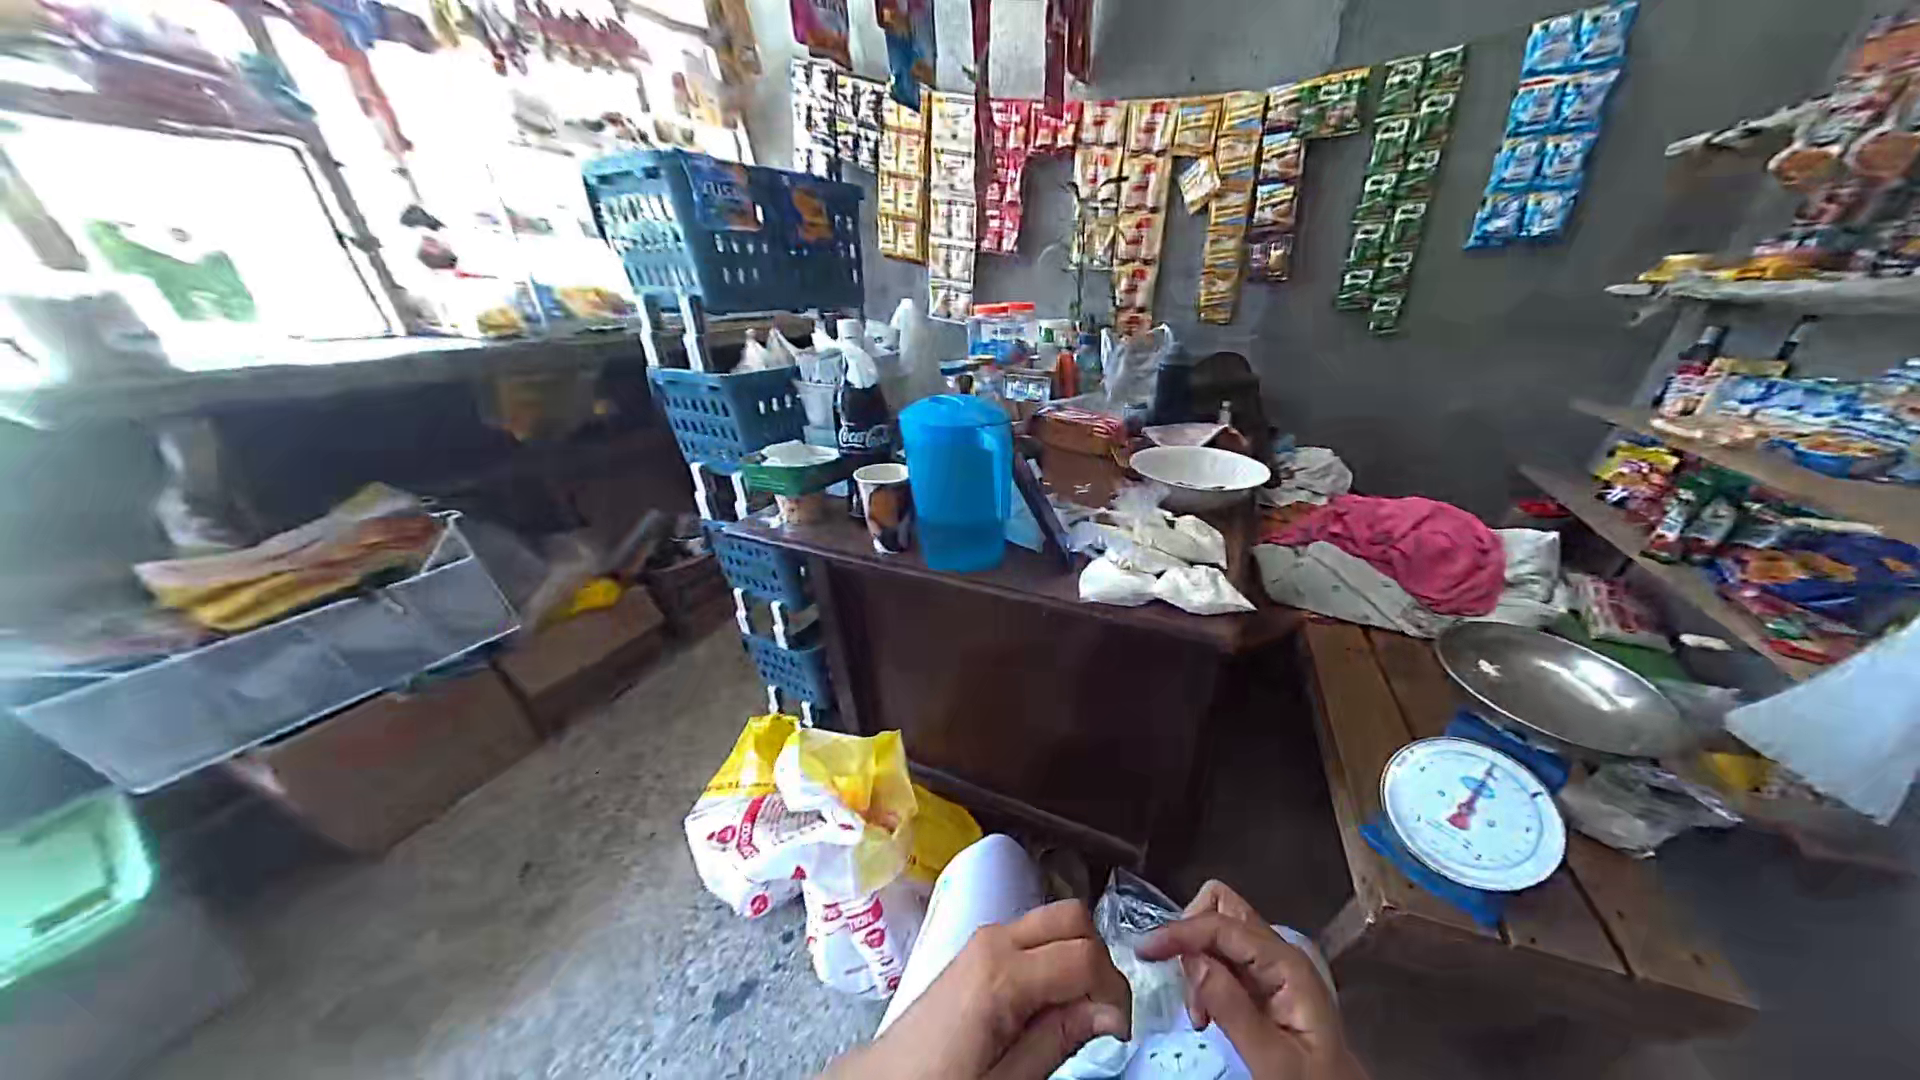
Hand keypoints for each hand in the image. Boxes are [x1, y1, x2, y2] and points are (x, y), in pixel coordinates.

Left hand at [823, 900, 1132, 1079]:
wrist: (889, 1078)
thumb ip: (1059, 1038)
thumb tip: (1110, 1011)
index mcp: (1002, 972)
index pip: (1083, 955)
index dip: (1113, 991)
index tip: (1117, 1032)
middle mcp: (996, 939)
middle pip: (1073, 916)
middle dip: (1099, 958)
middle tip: (1102, 1014)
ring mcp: (986, 936)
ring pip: (1055, 918)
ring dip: (1078, 953)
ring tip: (1078, 1009)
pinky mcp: (982, 944)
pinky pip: (1034, 933)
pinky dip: (1056, 953)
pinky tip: (1050, 998)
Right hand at [1137, 881, 1366, 1079]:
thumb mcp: (1274, 1064)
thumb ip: (1232, 1008)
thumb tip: (1191, 959)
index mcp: (1286, 964)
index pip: (1221, 924)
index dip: (1181, 931)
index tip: (1145, 951)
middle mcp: (1278, 952)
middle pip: (1221, 906)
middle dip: (1191, 934)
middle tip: (1186, 984)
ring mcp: (1269, 964)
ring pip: (1215, 928)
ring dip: (1195, 959)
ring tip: (1200, 1013)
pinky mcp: (1260, 980)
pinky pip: (1219, 955)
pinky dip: (1203, 974)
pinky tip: (1207, 1012)